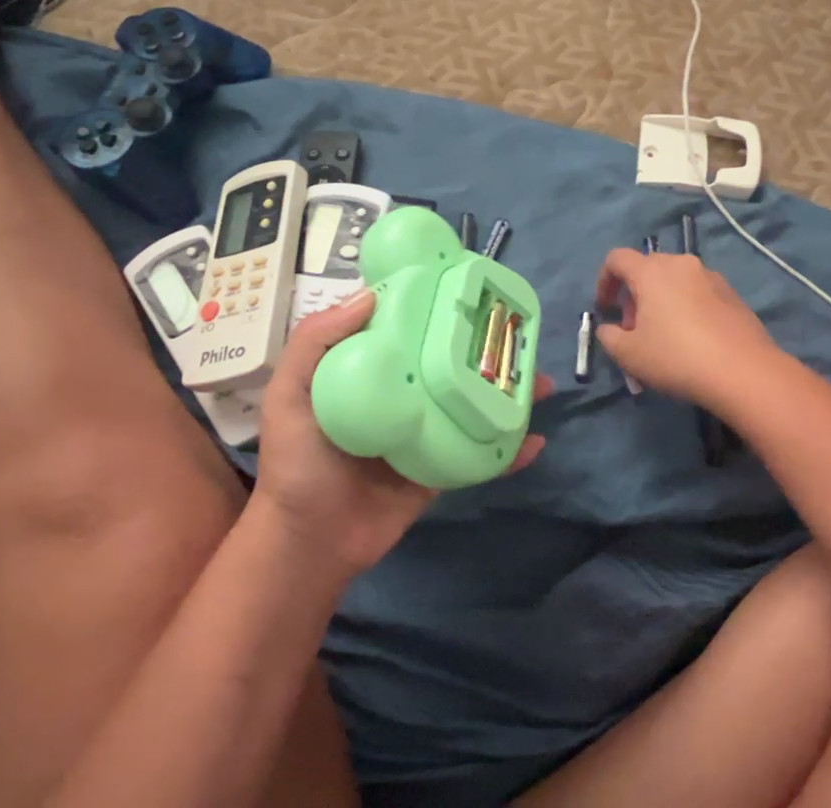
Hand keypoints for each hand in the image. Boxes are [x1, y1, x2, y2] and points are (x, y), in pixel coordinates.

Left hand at [251, 290, 551, 574]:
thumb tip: (371, 296)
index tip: (468, 288)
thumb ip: (315, 343)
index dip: (434, 308)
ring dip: (507, 393)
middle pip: (450, 364)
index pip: (406, 331)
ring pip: (472, 405)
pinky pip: (478, 455)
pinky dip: (509, 451)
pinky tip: (536, 441)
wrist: (311, 541)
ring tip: (540, 382)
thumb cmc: (298, 463)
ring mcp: (425, 434)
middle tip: (520, 335)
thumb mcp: (290, 395)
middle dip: (487, 349)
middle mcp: (401, 396)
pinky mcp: (440, 471)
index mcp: (368, 373)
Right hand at [594, 249, 781, 403]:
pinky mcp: (732, 294)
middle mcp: (682, 264)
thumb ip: (609, 336)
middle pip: (647, 269)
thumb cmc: (676, 357)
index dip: (604, 281)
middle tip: (634, 331)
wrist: (743, 371)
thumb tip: (610, 328)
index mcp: (651, 271)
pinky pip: (698, 293)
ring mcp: (711, 277)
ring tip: (663, 338)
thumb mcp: (628, 354)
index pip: (617, 258)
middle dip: (633, 296)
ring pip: (675, 281)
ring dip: (660, 302)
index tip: (606, 310)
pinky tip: (692, 341)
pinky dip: (686, 308)